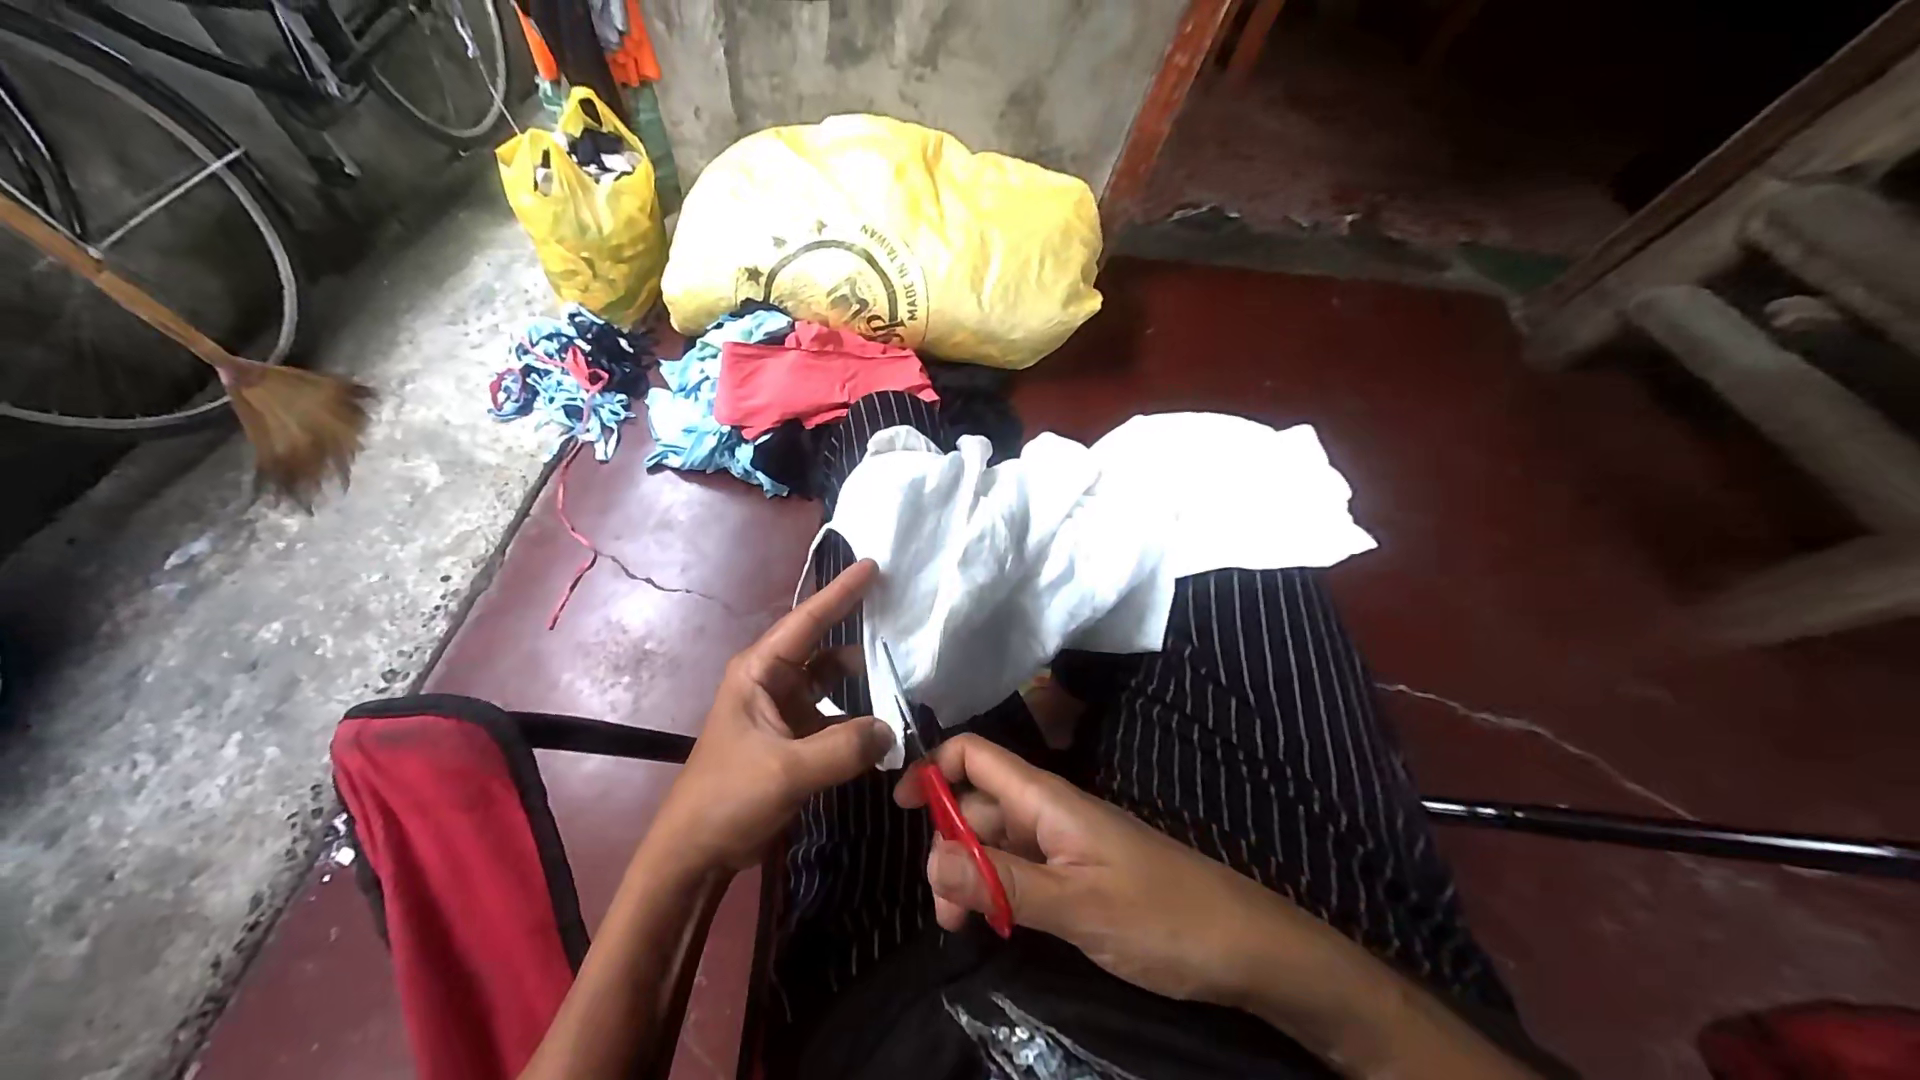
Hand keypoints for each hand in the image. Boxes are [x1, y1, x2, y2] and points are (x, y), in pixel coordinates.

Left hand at [654, 560, 893, 872]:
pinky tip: (889, 717)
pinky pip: (837, 714)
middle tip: (904, 616)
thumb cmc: (728, 798)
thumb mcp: (786, 771)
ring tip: (908, 668)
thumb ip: (844, 747)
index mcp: (759, 672)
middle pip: (825, 646)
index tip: (874, 565)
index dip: (841, 592)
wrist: (697, 853)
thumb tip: (890, 729)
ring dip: (865, 678)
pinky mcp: (796, 738)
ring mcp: (786, 710)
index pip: (807, 621)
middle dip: (860, 631)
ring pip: (834, 681)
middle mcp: (773, 682)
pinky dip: (861, 715)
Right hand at [894, 735, 1331, 1005]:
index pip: (976, 755)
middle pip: (977, 805)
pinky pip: (1020, 869)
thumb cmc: (1164, 917)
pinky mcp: (1077, 873)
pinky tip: (997, 925)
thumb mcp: (1078, 906)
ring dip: (970, 875)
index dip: (933, 769)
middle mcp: (1050, 811)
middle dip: (948, 846)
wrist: (1245, 946)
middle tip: (945, 912)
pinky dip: (998, 891)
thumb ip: (1003, 882)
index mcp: (1048, 799)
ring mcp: (1064, 843)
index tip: (900, 808)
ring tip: (965, 929)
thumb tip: (932, 860)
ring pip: (996, 842)